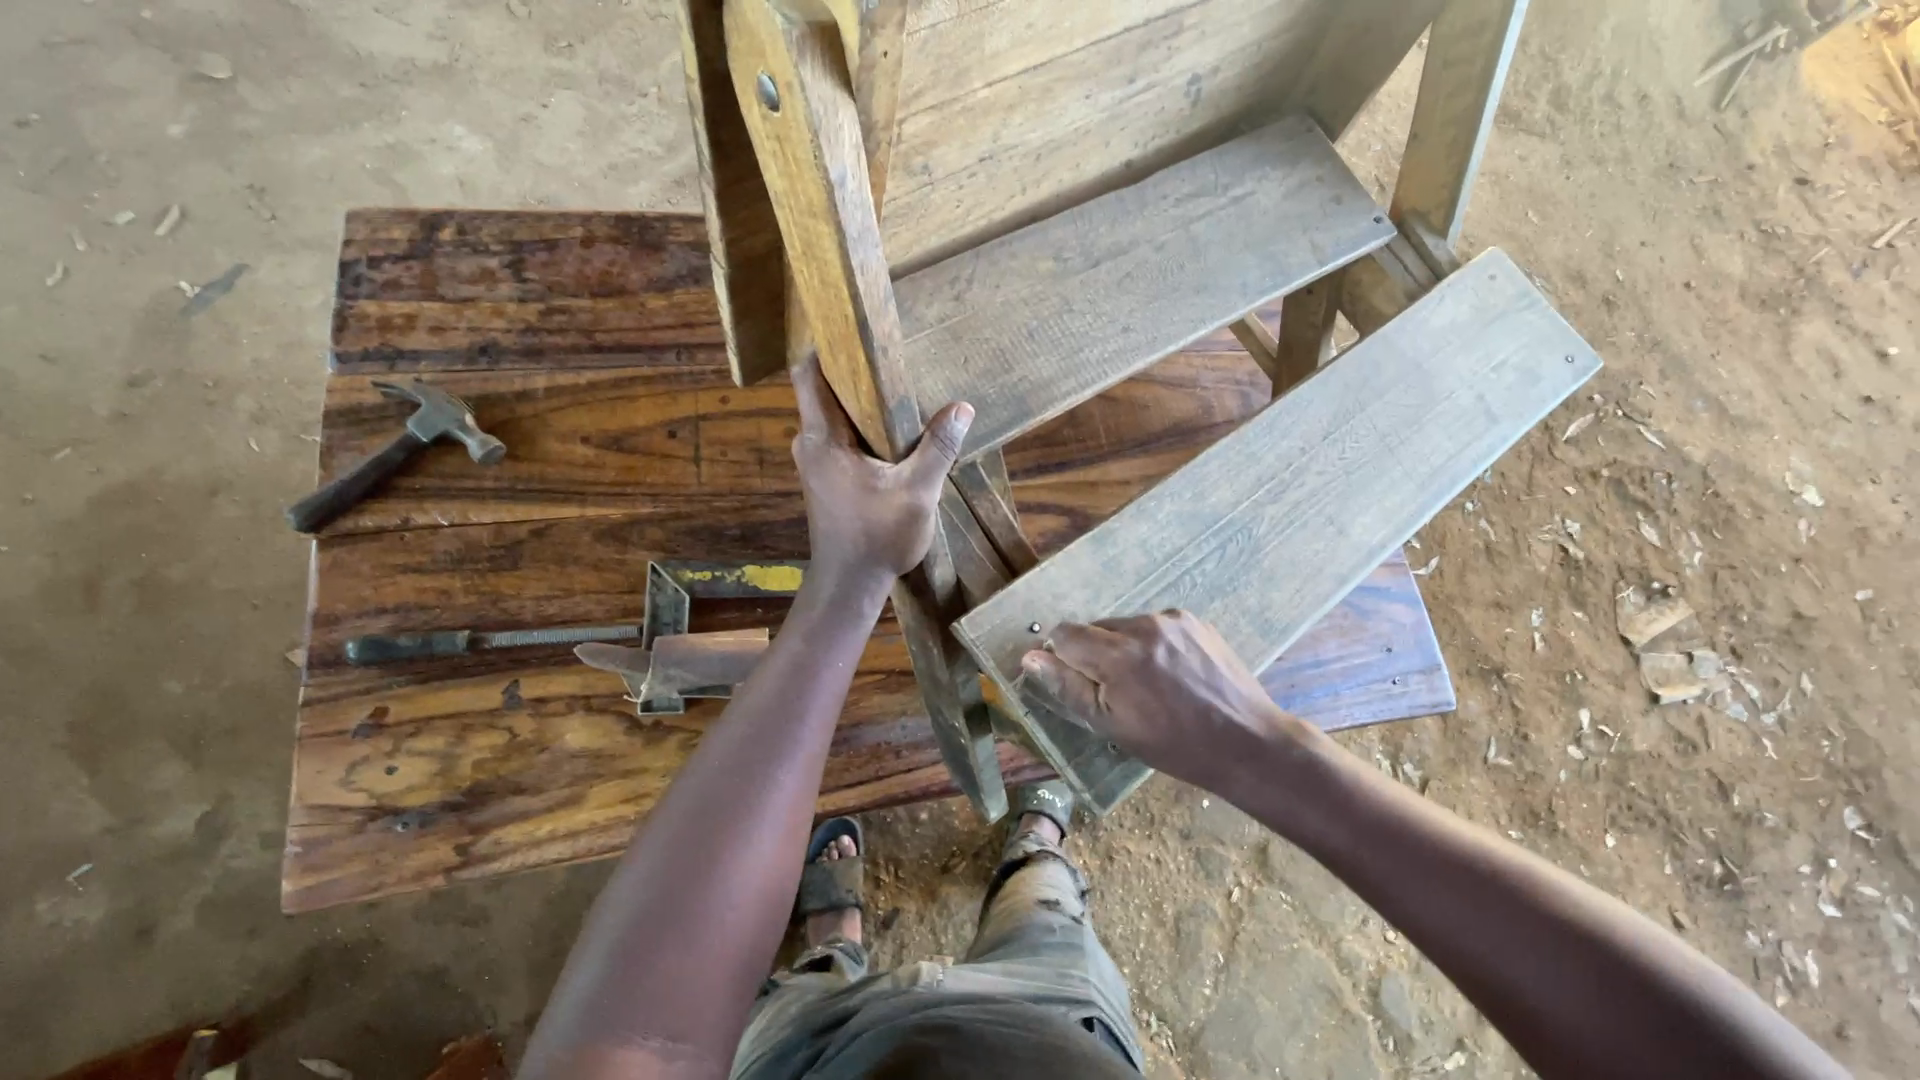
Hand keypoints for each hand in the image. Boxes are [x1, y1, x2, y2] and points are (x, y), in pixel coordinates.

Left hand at [789, 353, 972, 584]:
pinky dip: (862, 427)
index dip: (827, 346)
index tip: (856, 328)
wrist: (849, 585)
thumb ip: (938, 448)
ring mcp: (815, 462)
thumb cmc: (876, 538)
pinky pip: (839, 437)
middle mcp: (811, 444)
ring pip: (834, 416)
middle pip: (824, 390)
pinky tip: (893, 430)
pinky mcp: (825, 478)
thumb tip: (962, 407)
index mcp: (823, 438)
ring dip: (861, 403)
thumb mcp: (917, 492)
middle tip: (893, 356)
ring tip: (899, 389)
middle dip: (855, 372)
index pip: (808, 374)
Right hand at [1020, 611, 1314, 791]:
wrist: (1245, 741)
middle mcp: (1143, 626)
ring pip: (1124, 626)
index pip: (1065, 633)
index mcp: (1118, 655)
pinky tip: (1171, 673)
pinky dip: (1151, 645)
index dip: (1063, 656)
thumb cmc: (1173, 745)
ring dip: (1123, 648)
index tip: (1079, 682)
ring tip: (1149, 684)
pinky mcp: (1193, 620)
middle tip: (1119, 692)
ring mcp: (1172, 619)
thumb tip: (1031, 658)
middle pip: (1095, 628)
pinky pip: (1154, 625)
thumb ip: (1067, 687)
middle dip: (1096, 654)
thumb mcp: (1111, 726)